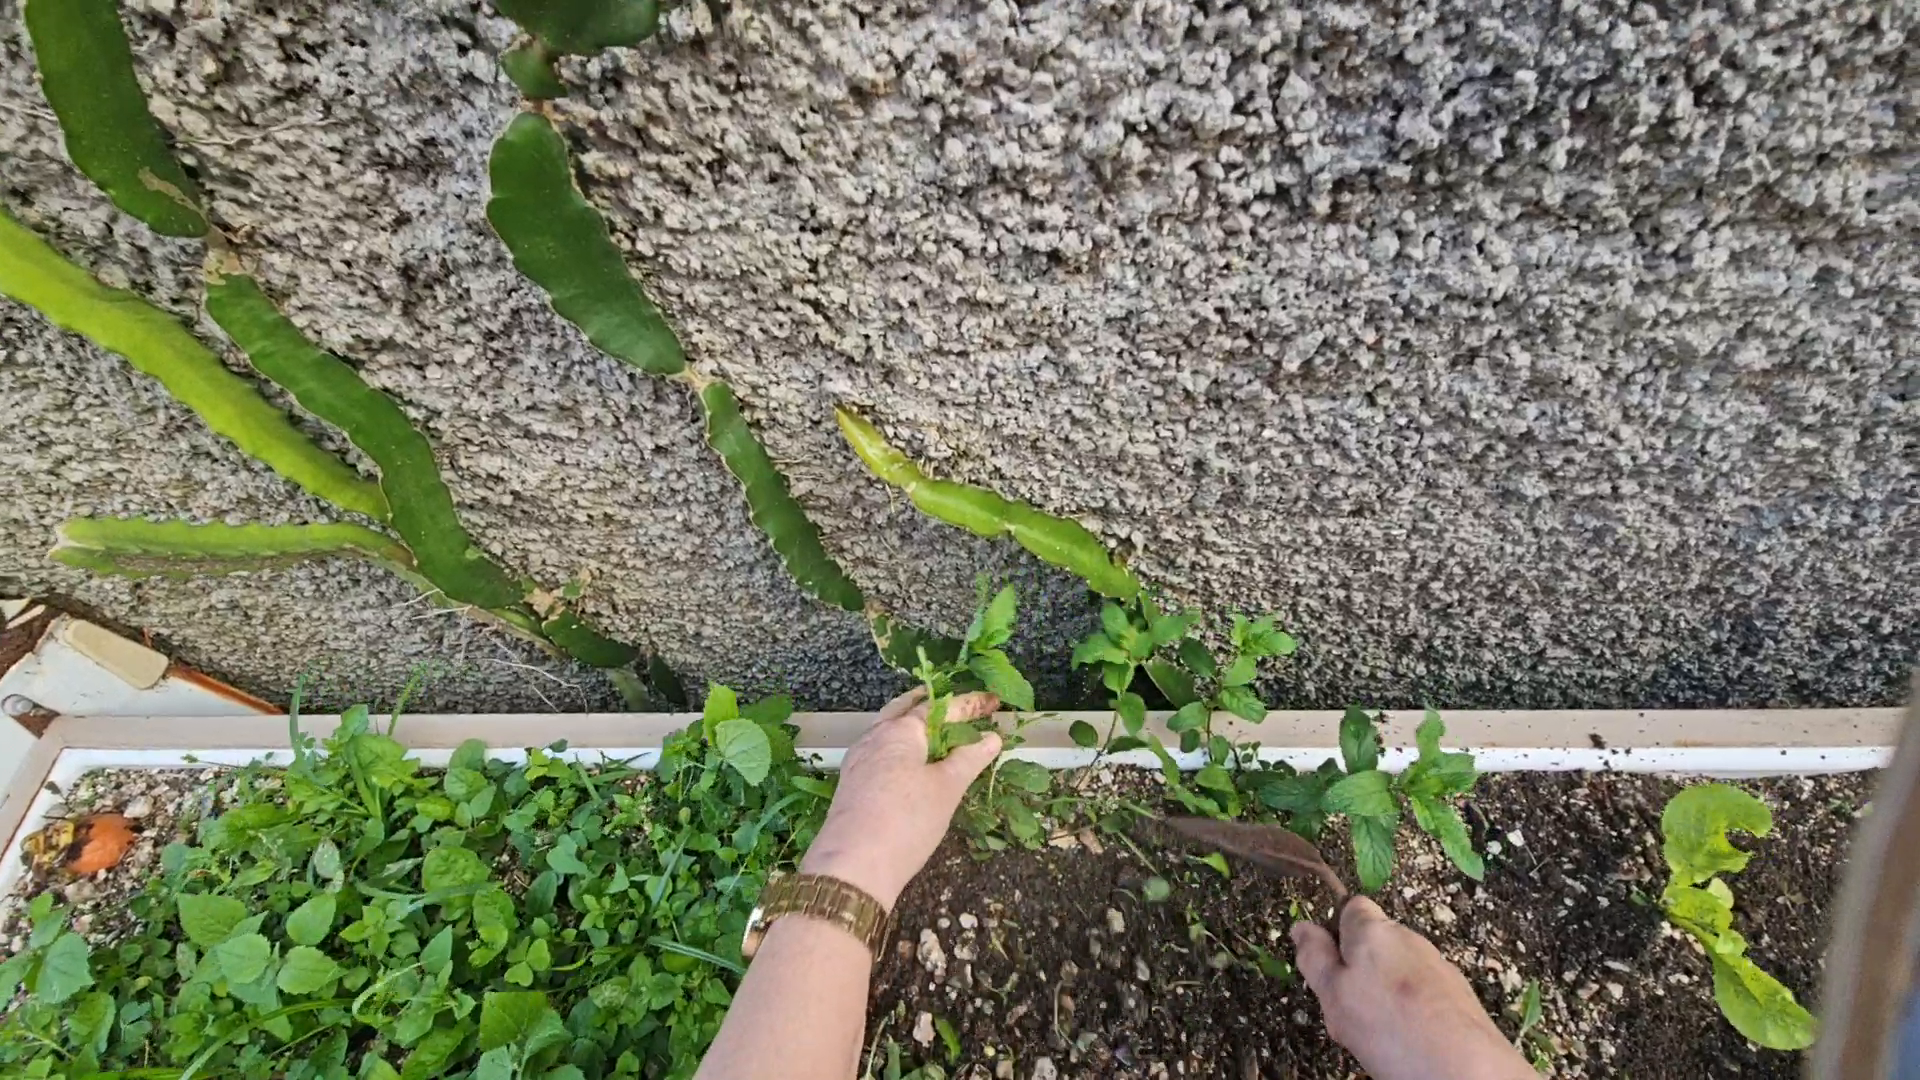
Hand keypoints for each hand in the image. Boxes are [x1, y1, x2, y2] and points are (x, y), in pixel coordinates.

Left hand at [798, 687, 1001, 908]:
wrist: (852, 867)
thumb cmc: (906, 821)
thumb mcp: (946, 789)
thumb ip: (969, 758)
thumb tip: (991, 737)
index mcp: (900, 730)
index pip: (940, 707)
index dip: (969, 704)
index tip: (993, 702)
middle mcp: (875, 736)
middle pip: (907, 708)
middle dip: (934, 704)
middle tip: (960, 706)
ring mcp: (859, 758)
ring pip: (890, 728)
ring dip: (914, 724)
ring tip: (938, 730)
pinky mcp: (852, 781)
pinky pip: (881, 748)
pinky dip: (902, 744)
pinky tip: (911, 761)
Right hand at [1293, 898, 1534, 1079]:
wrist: (1475, 1079)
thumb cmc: (1393, 1032)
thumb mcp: (1334, 995)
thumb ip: (1314, 957)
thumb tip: (1302, 926)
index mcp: (1374, 929)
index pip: (1351, 905)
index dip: (1336, 931)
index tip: (1331, 968)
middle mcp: (1409, 939)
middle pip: (1373, 944)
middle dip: (1358, 972)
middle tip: (1350, 1012)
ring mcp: (1440, 969)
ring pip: (1397, 974)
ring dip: (1385, 996)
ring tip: (1382, 1039)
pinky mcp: (1463, 1001)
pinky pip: (1423, 998)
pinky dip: (1413, 1016)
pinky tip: (1411, 1047)